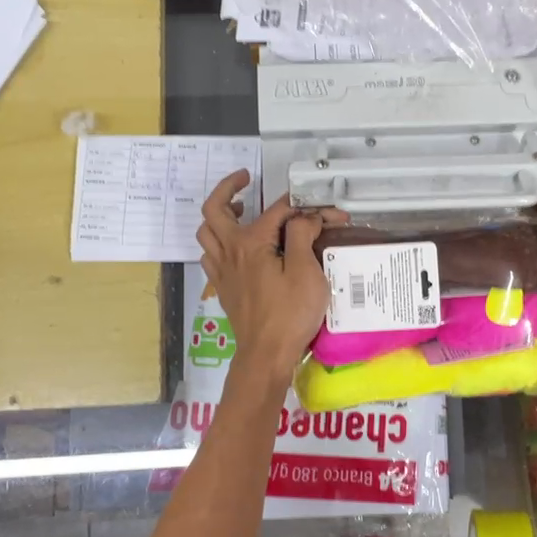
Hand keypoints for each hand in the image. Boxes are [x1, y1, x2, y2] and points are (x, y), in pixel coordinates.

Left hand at [198, 170, 345, 383]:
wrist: (266, 355)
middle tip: (247, 180)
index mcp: (250, 243)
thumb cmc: (290, 314)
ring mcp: (222, 271)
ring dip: (220, 215)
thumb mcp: (305, 272)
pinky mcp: (223, 288)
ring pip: (207, 232)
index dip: (306, 209)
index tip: (330, 214)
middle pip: (215, 209)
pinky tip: (237, 248)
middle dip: (229, 188)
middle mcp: (230, 251)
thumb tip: (303, 217)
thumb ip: (301, 236)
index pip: (278, 211)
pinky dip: (219, 243)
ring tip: (241, 211)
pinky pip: (211, 256)